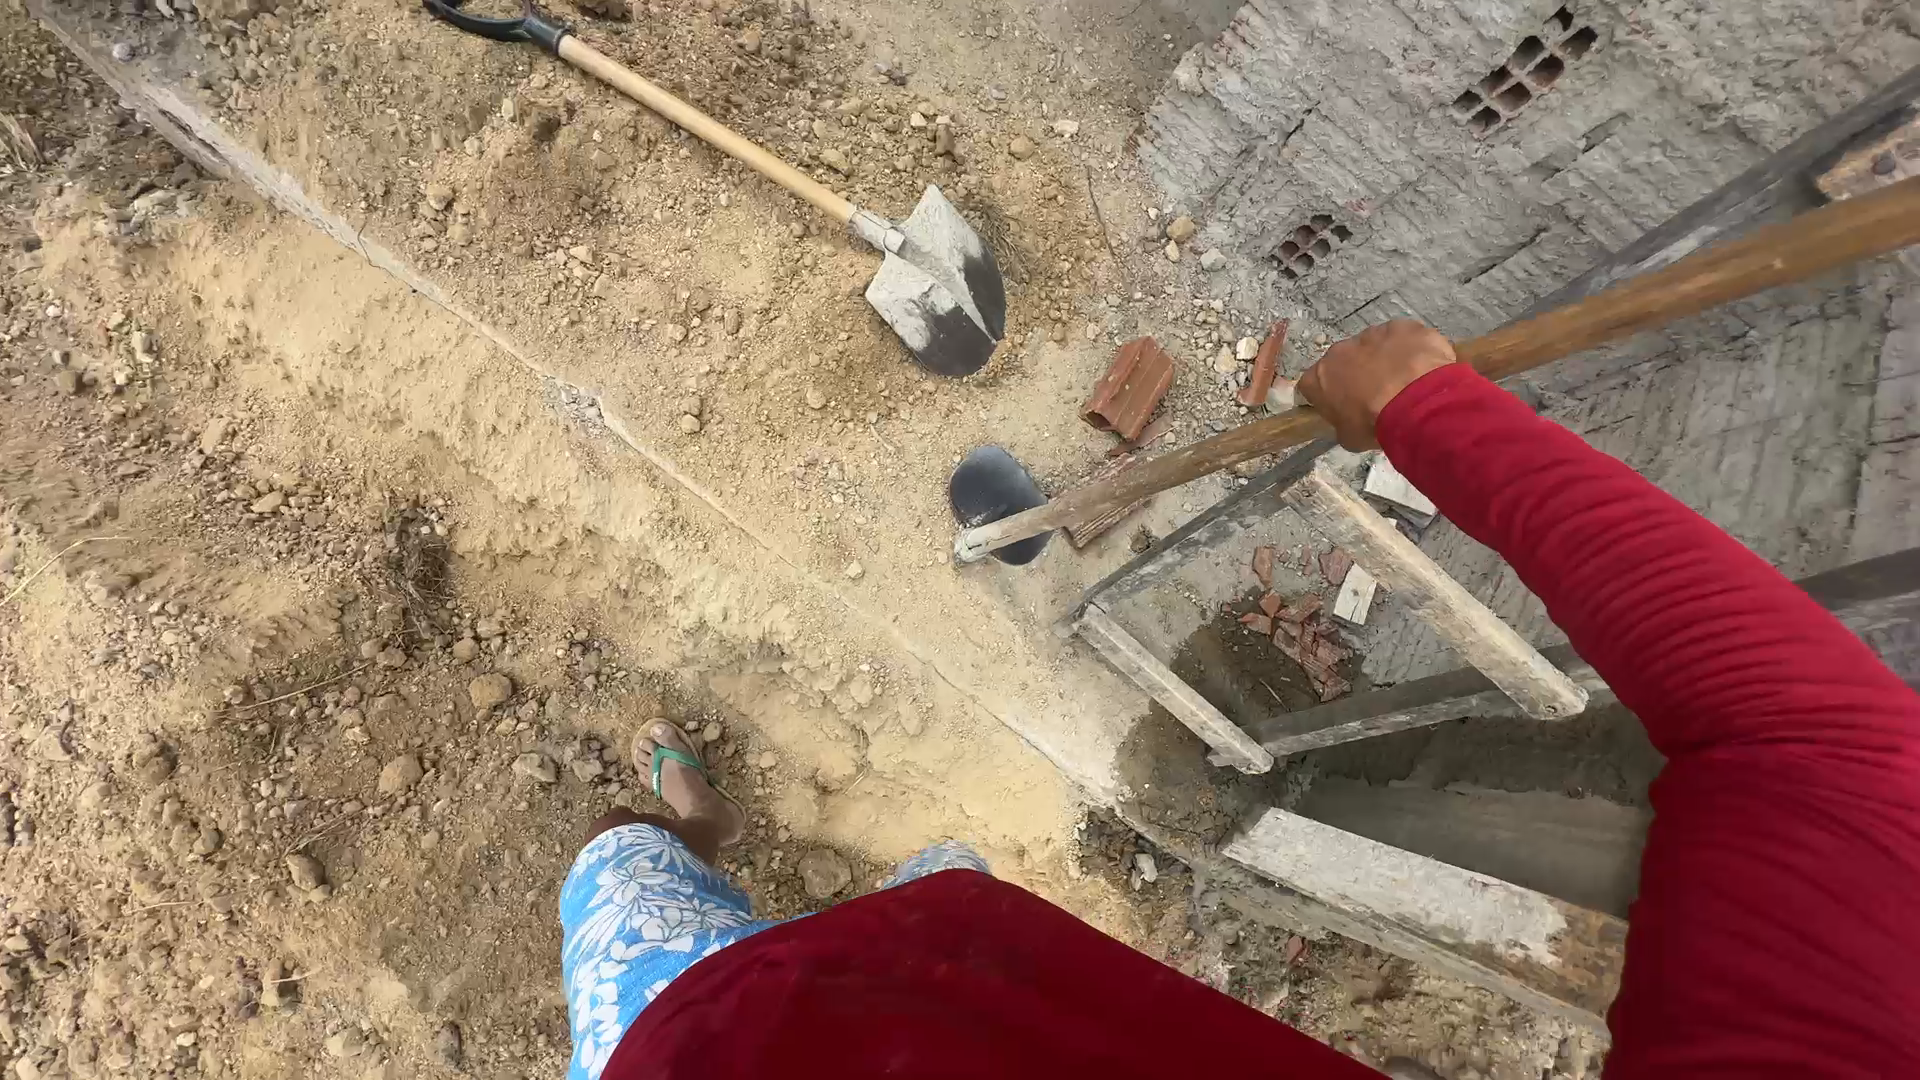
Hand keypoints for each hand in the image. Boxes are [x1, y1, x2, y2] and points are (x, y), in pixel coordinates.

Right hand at [1295, 320, 1457, 449]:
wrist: (1416, 403)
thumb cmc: (1373, 424)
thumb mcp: (1348, 437)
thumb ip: (1342, 423)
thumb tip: (1348, 420)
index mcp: (1316, 378)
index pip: (1312, 384)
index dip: (1327, 394)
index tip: (1341, 405)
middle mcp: (1337, 351)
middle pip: (1343, 360)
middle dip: (1355, 372)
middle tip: (1375, 393)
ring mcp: (1370, 335)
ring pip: (1373, 345)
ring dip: (1382, 358)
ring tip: (1403, 380)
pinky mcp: (1401, 326)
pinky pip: (1402, 336)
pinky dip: (1409, 347)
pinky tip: (1420, 365)